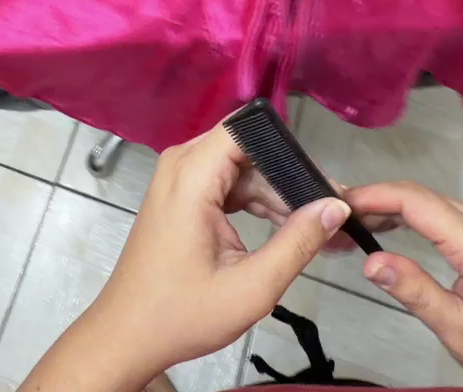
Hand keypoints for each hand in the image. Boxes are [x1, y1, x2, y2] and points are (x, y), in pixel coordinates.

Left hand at [22, 126, 347, 391]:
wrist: (127, 334)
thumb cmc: (180, 313)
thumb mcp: (250, 288)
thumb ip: (297, 243)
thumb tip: (335, 208)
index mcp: (191, 173)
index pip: (246, 128)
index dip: (287, 148)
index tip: (321, 181)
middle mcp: (182, 162)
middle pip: (247, 148)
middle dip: (288, 176)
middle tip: (327, 209)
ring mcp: (179, 176)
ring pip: (241, 166)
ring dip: (275, 193)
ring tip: (313, 226)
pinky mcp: (182, 192)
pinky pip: (226, 180)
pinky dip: (255, 201)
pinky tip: (283, 227)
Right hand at [349, 182, 462, 391]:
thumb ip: (418, 294)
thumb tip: (371, 261)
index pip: (413, 200)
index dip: (371, 195)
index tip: (334, 203)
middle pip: (416, 195)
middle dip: (371, 199)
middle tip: (332, 218)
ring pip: (426, 200)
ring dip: (387, 206)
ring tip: (349, 224)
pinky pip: (440, 211)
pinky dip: (408, 215)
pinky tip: (386, 228)